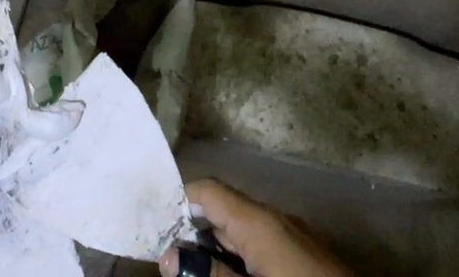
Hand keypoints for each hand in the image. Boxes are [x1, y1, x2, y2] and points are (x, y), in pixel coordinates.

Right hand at [159, 178, 350, 276]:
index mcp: (259, 220)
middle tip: (168, 259)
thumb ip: (209, 274)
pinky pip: (264, 246)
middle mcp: (276, 218)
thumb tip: (167, 252)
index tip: (151, 223)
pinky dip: (242, 257)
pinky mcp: (306, 257)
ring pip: (243, 232)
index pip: (207, 189)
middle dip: (194, 233)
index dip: (176, 201)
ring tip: (196, 268)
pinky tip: (232, 273)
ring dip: (218, 249)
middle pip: (223, 212)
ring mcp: (295, 236)